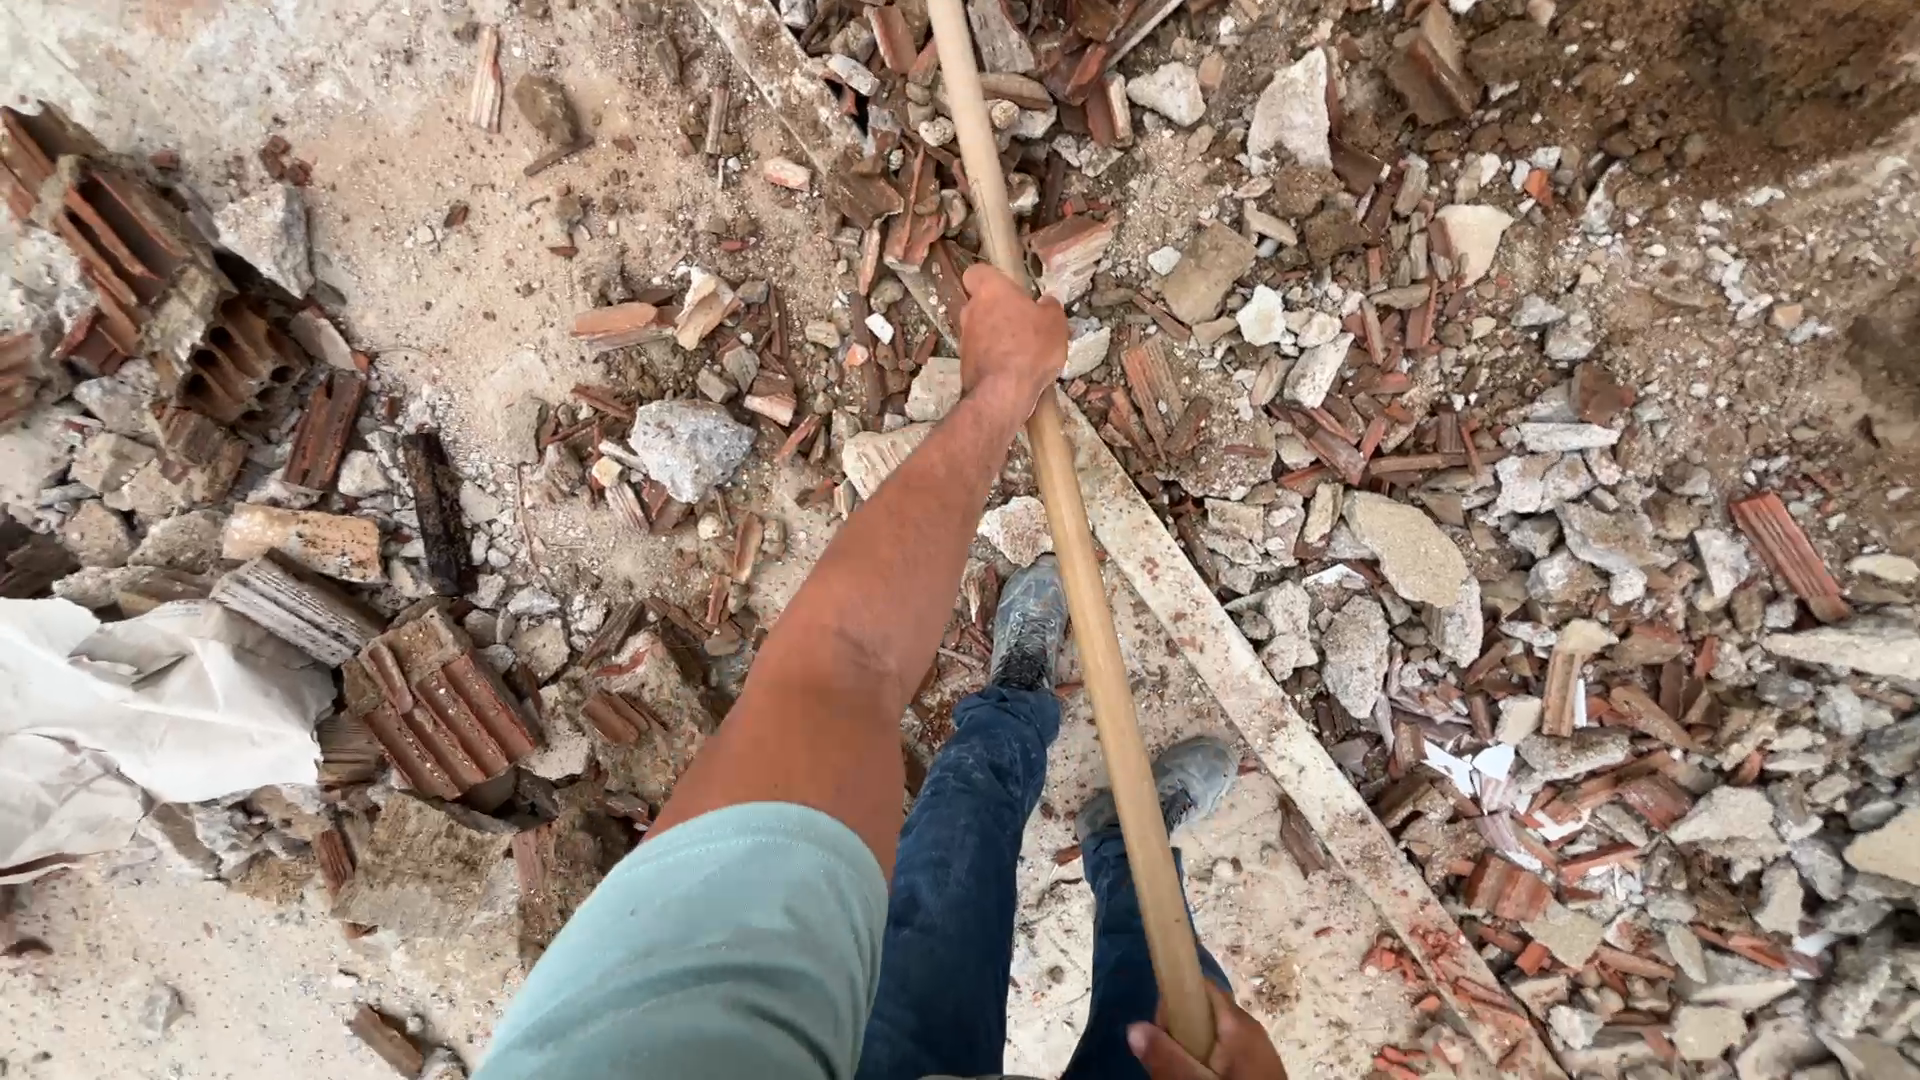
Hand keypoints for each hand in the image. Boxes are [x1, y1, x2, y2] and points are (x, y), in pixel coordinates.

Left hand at [958, 263, 1066, 417]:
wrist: (1003, 393)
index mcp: (990, 291)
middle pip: (980, 305)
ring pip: (980, 332)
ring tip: (1022, 353)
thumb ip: (1049, 308)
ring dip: (997, 338)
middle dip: (998, 313)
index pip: (976, 273)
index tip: (1007, 290)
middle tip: (1022, 325)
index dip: (990, 279)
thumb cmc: (1031, 347)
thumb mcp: (1055, 323)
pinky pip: (982, 355)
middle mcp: (970, 312)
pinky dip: (994, 360)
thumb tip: (1045, 303)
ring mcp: (964, 340)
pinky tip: (1014, 371)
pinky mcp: (964, 365)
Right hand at [1128, 983, 1288, 1079]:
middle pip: (1201, 1013)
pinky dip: (1208, 1067)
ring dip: (1192, 1055)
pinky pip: (1225, 1056)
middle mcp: (1250, 1028)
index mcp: (1238, 1022)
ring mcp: (1257, 1051)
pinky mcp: (1259, 1070)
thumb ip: (1166, 1057)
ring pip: (1211, 1038)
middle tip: (1169, 1064)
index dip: (1174, 1001)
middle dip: (1179, 1035)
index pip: (1198, 987)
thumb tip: (1133, 1026)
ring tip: (1184, 1078)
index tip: (1160, 1030)